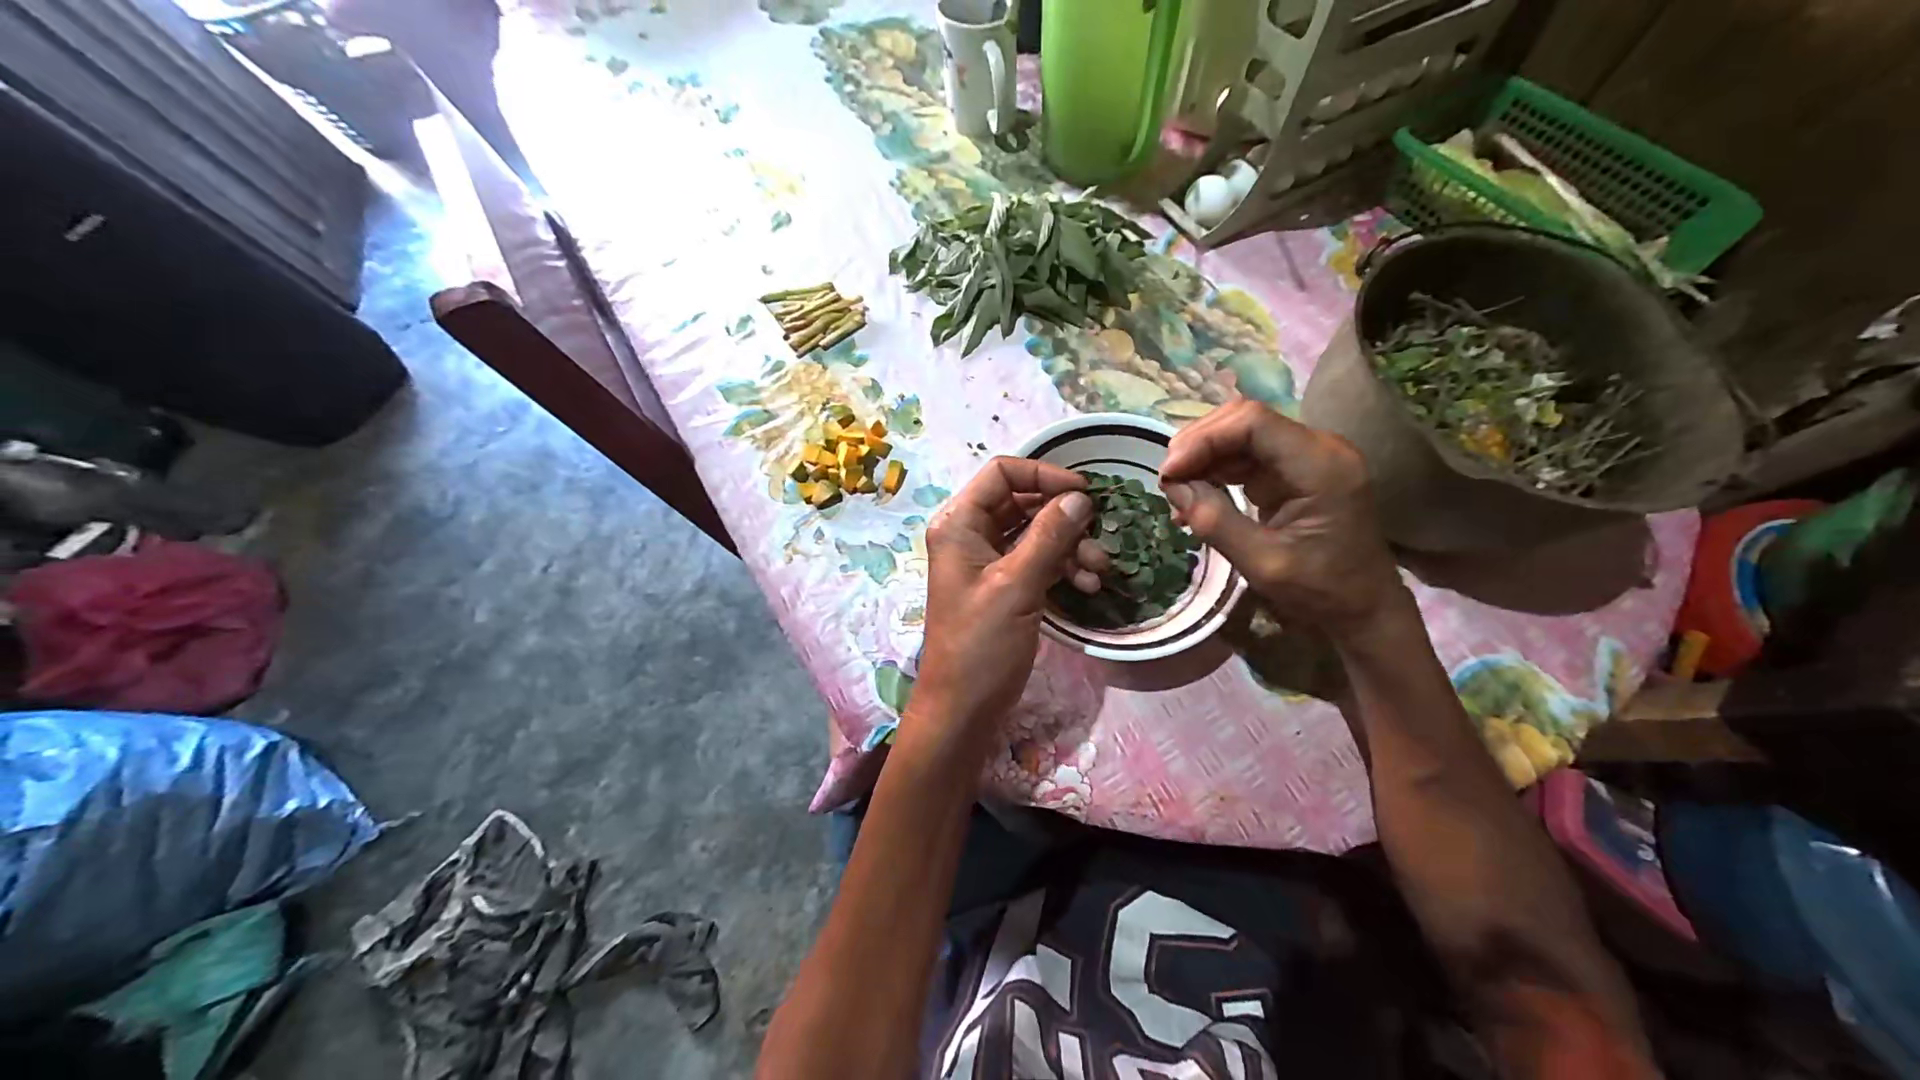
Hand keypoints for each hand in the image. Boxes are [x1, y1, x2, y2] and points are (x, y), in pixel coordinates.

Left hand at [908, 457, 1100, 764]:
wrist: (964, 708)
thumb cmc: (981, 645)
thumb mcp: (1017, 586)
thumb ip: (1049, 536)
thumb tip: (1080, 497)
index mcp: (959, 523)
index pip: (1002, 473)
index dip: (1044, 474)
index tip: (1084, 492)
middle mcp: (970, 534)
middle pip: (1023, 502)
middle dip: (1064, 517)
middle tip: (1097, 536)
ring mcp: (987, 561)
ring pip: (1036, 533)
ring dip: (1070, 545)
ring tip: (1097, 570)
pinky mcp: (1004, 586)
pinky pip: (1038, 560)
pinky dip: (1062, 567)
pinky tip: (1086, 584)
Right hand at [1159, 400, 1405, 639]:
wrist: (1363, 609)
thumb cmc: (1321, 592)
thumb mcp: (1262, 564)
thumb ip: (1215, 521)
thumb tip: (1173, 487)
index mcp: (1321, 466)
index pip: (1252, 422)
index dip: (1203, 439)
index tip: (1169, 473)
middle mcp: (1318, 448)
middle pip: (1244, 420)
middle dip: (1198, 444)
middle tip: (1167, 481)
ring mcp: (1306, 457)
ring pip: (1240, 434)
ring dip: (1202, 457)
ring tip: (1175, 491)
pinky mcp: (1293, 471)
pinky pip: (1245, 456)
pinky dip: (1215, 470)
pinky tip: (1194, 496)